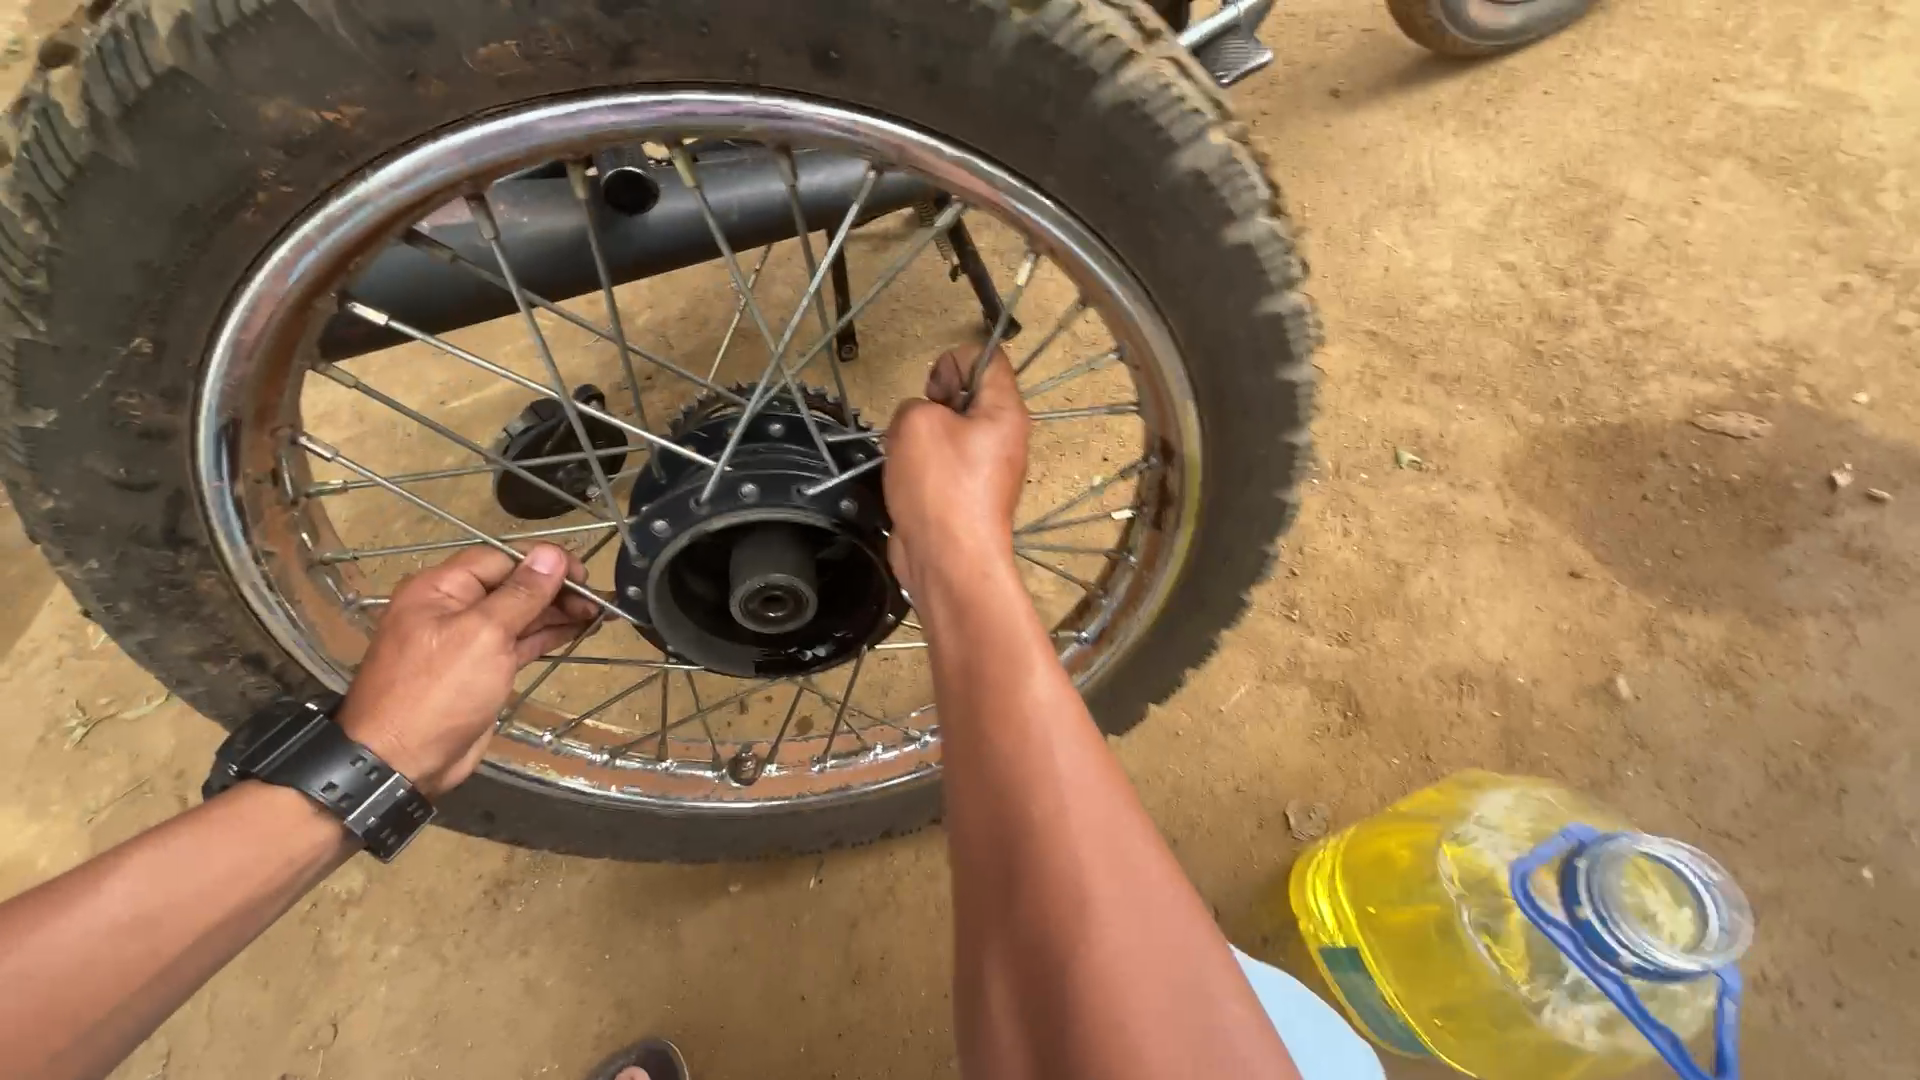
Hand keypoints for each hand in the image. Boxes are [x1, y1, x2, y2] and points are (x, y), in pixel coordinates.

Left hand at [336, 544, 598, 796]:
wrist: (401, 761)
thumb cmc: (438, 691)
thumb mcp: (484, 634)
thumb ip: (522, 593)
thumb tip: (553, 554)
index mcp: (440, 590)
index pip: (501, 559)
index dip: (543, 563)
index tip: (583, 575)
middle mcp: (453, 608)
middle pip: (513, 586)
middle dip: (556, 589)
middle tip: (597, 601)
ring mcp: (468, 640)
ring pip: (521, 614)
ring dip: (558, 612)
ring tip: (599, 614)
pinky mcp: (482, 668)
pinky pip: (520, 641)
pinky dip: (548, 634)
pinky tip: (578, 630)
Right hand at [884, 345, 1029, 596]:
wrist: (948, 561)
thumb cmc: (941, 488)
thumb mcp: (917, 422)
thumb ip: (915, 403)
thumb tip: (917, 424)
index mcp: (1004, 412)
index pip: (988, 359)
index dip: (952, 361)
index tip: (931, 389)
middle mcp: (1001, 438)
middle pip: (964, 397)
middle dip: (929, 405)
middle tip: (917, 428)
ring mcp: (983, 469)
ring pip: (945, 433)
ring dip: (916, 440)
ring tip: (907, 462)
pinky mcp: (964, 495)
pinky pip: (938, 465)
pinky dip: (917, 469)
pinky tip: (907, 485)